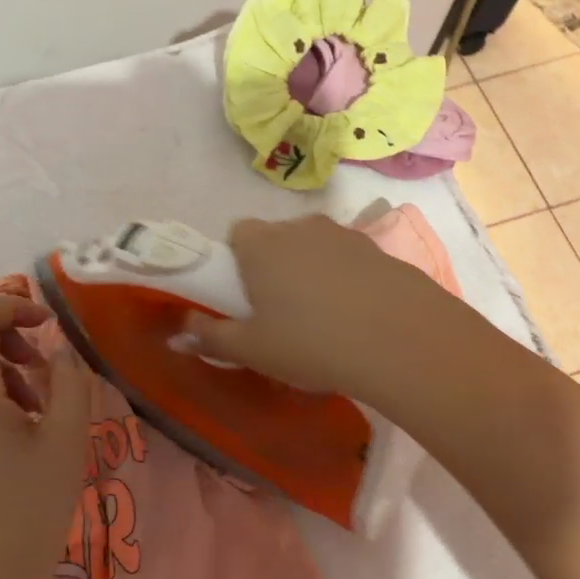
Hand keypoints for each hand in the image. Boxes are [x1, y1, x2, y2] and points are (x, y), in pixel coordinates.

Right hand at [180, 215, 454, 399]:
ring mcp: (346, 236)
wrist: (401, 341)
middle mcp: (301, 228)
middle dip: (273, 268)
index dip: (235, 263)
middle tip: (278, 316)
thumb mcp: (252, 350)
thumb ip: (211, 338)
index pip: (236, 233)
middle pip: (276, 239)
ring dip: (311, 274)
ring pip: (315, 249)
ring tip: (322, 323)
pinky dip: (346, 283)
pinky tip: (356, 321)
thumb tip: (178, 332)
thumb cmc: (310, 343)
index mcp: (261, 245)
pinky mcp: (382, 252)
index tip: (243, 298)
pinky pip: (349, 263)